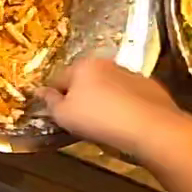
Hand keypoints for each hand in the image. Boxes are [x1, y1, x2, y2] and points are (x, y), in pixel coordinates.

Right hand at [35, 57, 191, 160]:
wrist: (150, 128)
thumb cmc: (99, 119)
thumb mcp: (64, 115)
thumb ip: (50, 102)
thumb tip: (40, 91)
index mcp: (83, 66)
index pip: (59, 79)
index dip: (54, 97)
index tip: (56, 113)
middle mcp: (107, 63)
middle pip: (86, 81)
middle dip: (81, 97)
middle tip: (80, 121)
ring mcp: (132, 74)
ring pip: (109, 87)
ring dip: (104, 100)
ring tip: (105, 125)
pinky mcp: (151, 88)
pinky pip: (130, 96)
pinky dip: (125, 106)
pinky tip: (126, 124)